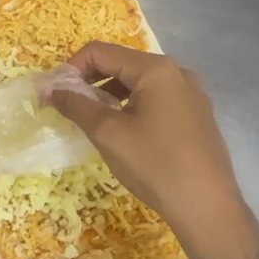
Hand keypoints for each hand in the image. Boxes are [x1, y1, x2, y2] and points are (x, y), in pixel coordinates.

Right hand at [46, 42, 254, 255]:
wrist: (208, 206)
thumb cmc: (155, 165)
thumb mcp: (108, 134)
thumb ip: (76, 105)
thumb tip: (50, 90)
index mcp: (155, 70)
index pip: (100, 52)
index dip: (70, 69)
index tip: (53, 95)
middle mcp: (177, 73)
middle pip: (121, 64)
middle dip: (89, 81)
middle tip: (68, 108)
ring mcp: (191, 94)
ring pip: (138, 83)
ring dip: (109, 95)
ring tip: (93, 122)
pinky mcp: (197, 115)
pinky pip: (156, 99)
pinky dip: (132, 106)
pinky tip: (125, 133)